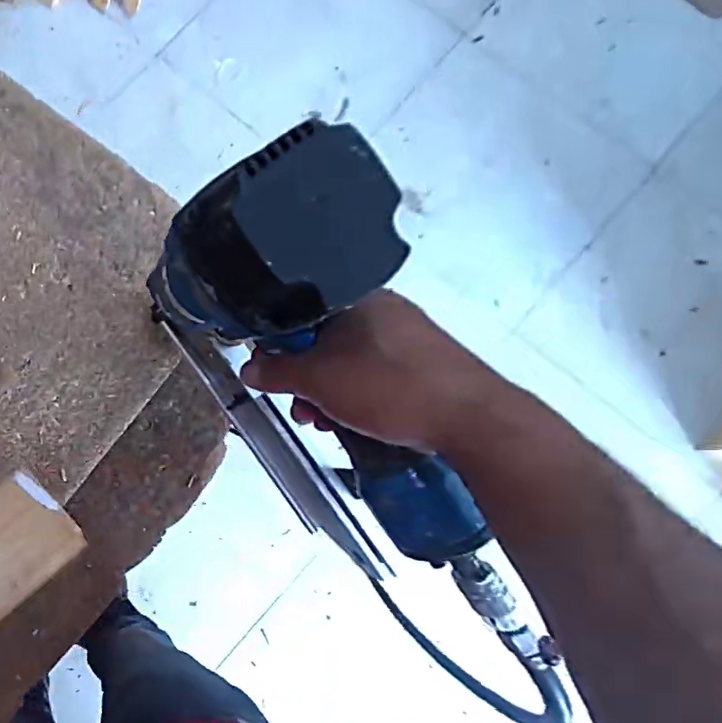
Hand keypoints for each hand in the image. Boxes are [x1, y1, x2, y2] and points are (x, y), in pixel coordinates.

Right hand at [238, 290, 515, 454]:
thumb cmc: (390, 388)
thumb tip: (250, 369)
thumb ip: (276, 372)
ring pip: (346, 362)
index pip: (297, 314)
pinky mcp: (422, 364)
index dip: (275, 344)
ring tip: (325, 421)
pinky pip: (372, 374)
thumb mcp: (316, 381)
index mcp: (356, 300)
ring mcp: (405, 337)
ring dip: (325, 393)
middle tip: (300, 406)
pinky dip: (355, 396)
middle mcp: (383, 311)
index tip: (268, 371)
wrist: (471, 420)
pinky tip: (353, 422)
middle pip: (320, 341)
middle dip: (302, 378)